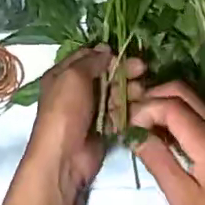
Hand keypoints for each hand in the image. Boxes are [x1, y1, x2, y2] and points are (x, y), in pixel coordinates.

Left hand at [22, 46, 134, 202]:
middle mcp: (75, 90)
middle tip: (142, 68)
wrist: (65, 156)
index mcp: (62, 74)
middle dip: (122, 71)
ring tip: (140, 91)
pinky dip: (127, 110)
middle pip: (104, 74)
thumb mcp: (74, 77)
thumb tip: (105, 48)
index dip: (104, 53)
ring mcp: (90, 109)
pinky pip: (118, 113)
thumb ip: (91, 61)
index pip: (86, 57)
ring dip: (128, 90)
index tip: (124, 52)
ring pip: (114, 93)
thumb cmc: (65, 110)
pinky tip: (138, 107)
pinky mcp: (102, 127)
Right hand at [129, 80, 204, 204]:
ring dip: (163, 102)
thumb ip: (159, 163)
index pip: (171, 106)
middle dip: (151, 97)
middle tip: (132, 120)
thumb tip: (136, 136)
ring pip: (189, 97)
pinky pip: (196, 110)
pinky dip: (175, 112)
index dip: (145, 110)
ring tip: (143, 126)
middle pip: (180, 90)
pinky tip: (162, 134)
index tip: (129, 129)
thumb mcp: (184, 200)